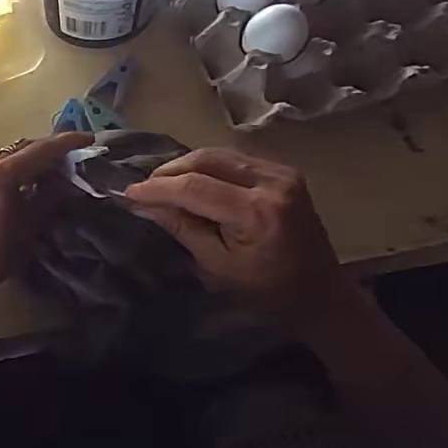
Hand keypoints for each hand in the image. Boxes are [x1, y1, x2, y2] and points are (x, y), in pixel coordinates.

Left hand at [0, 132, 93, 303]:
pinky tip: (35, 177)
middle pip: (26, 147)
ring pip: (13, 154)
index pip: (41, 149)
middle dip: (52, 149)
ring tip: (61, 166)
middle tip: (78, 154)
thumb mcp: (31, 224)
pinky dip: (20, 166)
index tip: (90, 138)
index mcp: (1, 173)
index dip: (68, 142)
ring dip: (36, 157)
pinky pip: (2, 163)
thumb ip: (51, 195)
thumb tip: (69, 178)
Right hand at [122, 147, 353, 325]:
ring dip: (184, 167)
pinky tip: (190, 183)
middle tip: (144, 190)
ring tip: (162, 186)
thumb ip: (181, 228)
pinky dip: (205, 166)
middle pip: (204, 160)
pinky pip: (232, 158)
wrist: (320, 293)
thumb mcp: (216, 266)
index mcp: (257, 212)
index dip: (155, 188)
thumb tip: (142, 204)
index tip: (127, 194)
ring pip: (216, 154)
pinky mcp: (283, 172)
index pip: (193, 186)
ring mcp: (281, 173)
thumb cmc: (266, 290)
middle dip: (167, 172)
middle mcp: (273, 183)